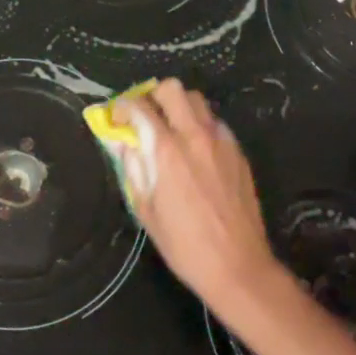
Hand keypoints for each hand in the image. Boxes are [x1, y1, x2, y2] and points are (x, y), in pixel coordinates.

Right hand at [104, 79, 280, 311]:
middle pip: (172, 89)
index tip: (117, 119)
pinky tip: (196, 150)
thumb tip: (119, 141)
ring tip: (171, 130)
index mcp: (167, 151)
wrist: (238, 266)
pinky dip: (200, 125)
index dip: (122, 107)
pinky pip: (215, 122)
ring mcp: (221, 141)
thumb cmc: (184, 245)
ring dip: (179, 107)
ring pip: (197, 100)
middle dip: (153, 96)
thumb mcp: (146, 210)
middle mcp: (195, 136)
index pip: (139, 107)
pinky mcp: (238, 151)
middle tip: (145, 117)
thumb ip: (132, 168)